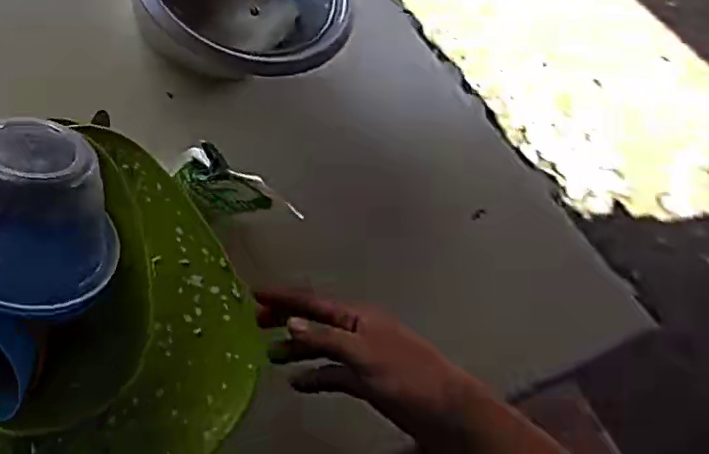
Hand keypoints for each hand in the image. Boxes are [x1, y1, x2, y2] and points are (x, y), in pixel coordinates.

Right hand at [256, 287, 480, 442]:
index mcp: (355, 316)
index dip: (282, 297)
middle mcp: (355, 331)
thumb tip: (291, 322)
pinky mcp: (368, 382)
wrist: (454, 417)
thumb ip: (326, 338)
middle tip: (256, 321)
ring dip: (296, 348)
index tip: (254, 292)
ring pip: (320, 346)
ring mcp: (362, 357)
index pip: (311, 302)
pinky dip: (314, 376)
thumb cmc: (410, 376)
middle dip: (285, 318)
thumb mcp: (365, 354)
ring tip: (269, 354)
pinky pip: (333, 374)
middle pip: (313, 320)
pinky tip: (298, 382)